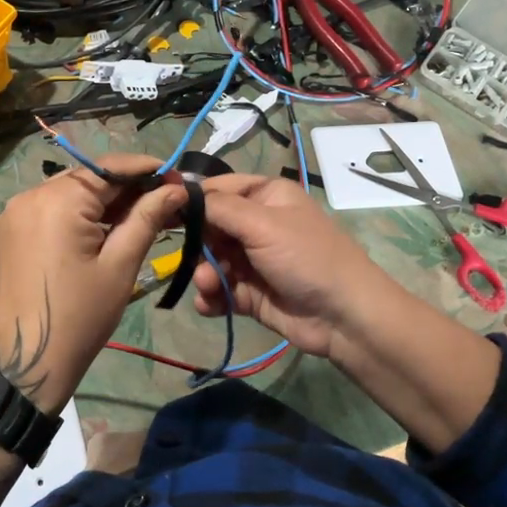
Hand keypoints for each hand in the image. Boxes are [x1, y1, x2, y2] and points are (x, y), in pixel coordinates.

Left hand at [0, 155, 185, 413]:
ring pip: (71, 192)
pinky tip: (108, 228)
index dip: (147, 169)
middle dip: (128, 186)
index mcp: (57, 199)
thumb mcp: (119, 266)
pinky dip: (81, 213)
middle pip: (89, 178)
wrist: (28, 360)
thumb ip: (146, 218)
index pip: (109, 168)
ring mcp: (16, 211)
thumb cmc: (80, 315)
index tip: (179, 179)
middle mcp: (30, 194)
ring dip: (105, 200)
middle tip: (167, 200)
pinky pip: (53, 208)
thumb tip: (175, 189)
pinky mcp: (11, 229)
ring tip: (143, 215)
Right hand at [193, 173, 391, 359]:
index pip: (217, 188)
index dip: (190, 199)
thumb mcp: (262, 224)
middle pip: (209, 227)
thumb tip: (180, 192)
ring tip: (208, 286)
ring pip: (210, 260)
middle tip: (190, 258)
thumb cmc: (306, 257)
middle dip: (197, 244)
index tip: (161, 211)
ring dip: (204, 273)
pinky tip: (209, 304)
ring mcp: (253, 260)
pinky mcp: (250, 293)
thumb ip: (219, 208)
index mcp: (265, 196)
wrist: (345, 317)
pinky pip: (219, 290)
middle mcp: (257, 224)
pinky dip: (211, 296)